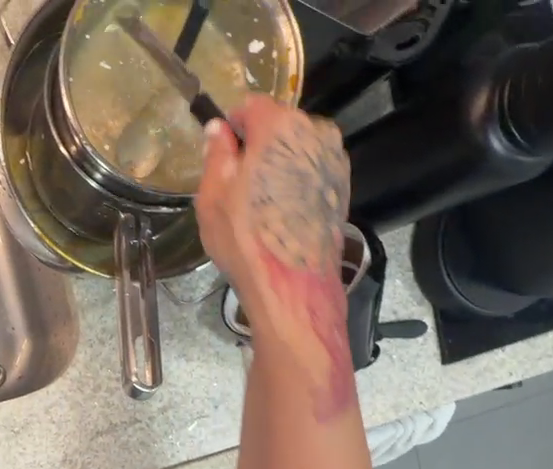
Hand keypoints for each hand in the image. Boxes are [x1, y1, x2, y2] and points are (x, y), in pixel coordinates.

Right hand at [197, 97, 355, 420]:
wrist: (291, 280)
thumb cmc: (244, 237)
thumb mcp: (213, 196)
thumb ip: (216, 155)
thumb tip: (218, 129)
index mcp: (280, 127)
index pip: (253, 104)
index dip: (231, 123)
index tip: (218, 149)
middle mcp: (314, 132)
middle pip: (277, 125)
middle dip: (254, 145)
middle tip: (232, 182)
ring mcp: (332, 158)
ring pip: (294, 149)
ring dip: (273, 165)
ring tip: (254, 202)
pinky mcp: (340, 185)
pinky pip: (308, 170)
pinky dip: (291, 181)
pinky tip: (276, 213)